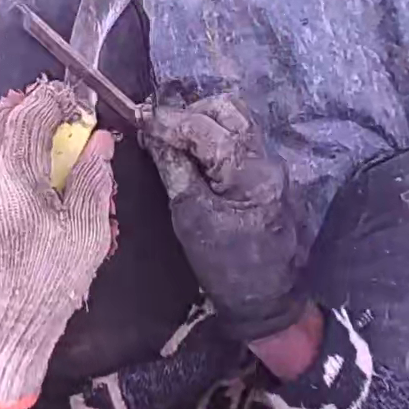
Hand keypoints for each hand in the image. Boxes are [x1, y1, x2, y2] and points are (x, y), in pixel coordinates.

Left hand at [0, 80, 116, 408]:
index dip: (53, 102)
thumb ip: (92, 179)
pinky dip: (6, 159)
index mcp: (12, 187)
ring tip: (46, 144)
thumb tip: (98, 140)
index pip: (27, 120)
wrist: (4, 322)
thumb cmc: (52, 280)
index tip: (75, 105)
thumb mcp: (86, 232)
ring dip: (15, 132)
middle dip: (26, 106)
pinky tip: (28, 177)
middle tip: (56, 111)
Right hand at [142, 94, 303, 341]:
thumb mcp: (190, 217)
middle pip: (227, 109)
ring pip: (234, 119)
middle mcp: (266, 158)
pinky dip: (211, 135)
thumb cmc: (225, 265)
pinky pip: (237, 138)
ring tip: (172, 138)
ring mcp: (270, 163)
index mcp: (247, 172)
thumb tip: (154, 135)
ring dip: (200, 121)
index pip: (203, 128)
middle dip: (187, 113)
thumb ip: (173, 169)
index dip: (167, 120)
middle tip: (158, 129)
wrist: (266, 298)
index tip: (138, 117)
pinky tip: (191, 151)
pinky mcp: (266, 172)